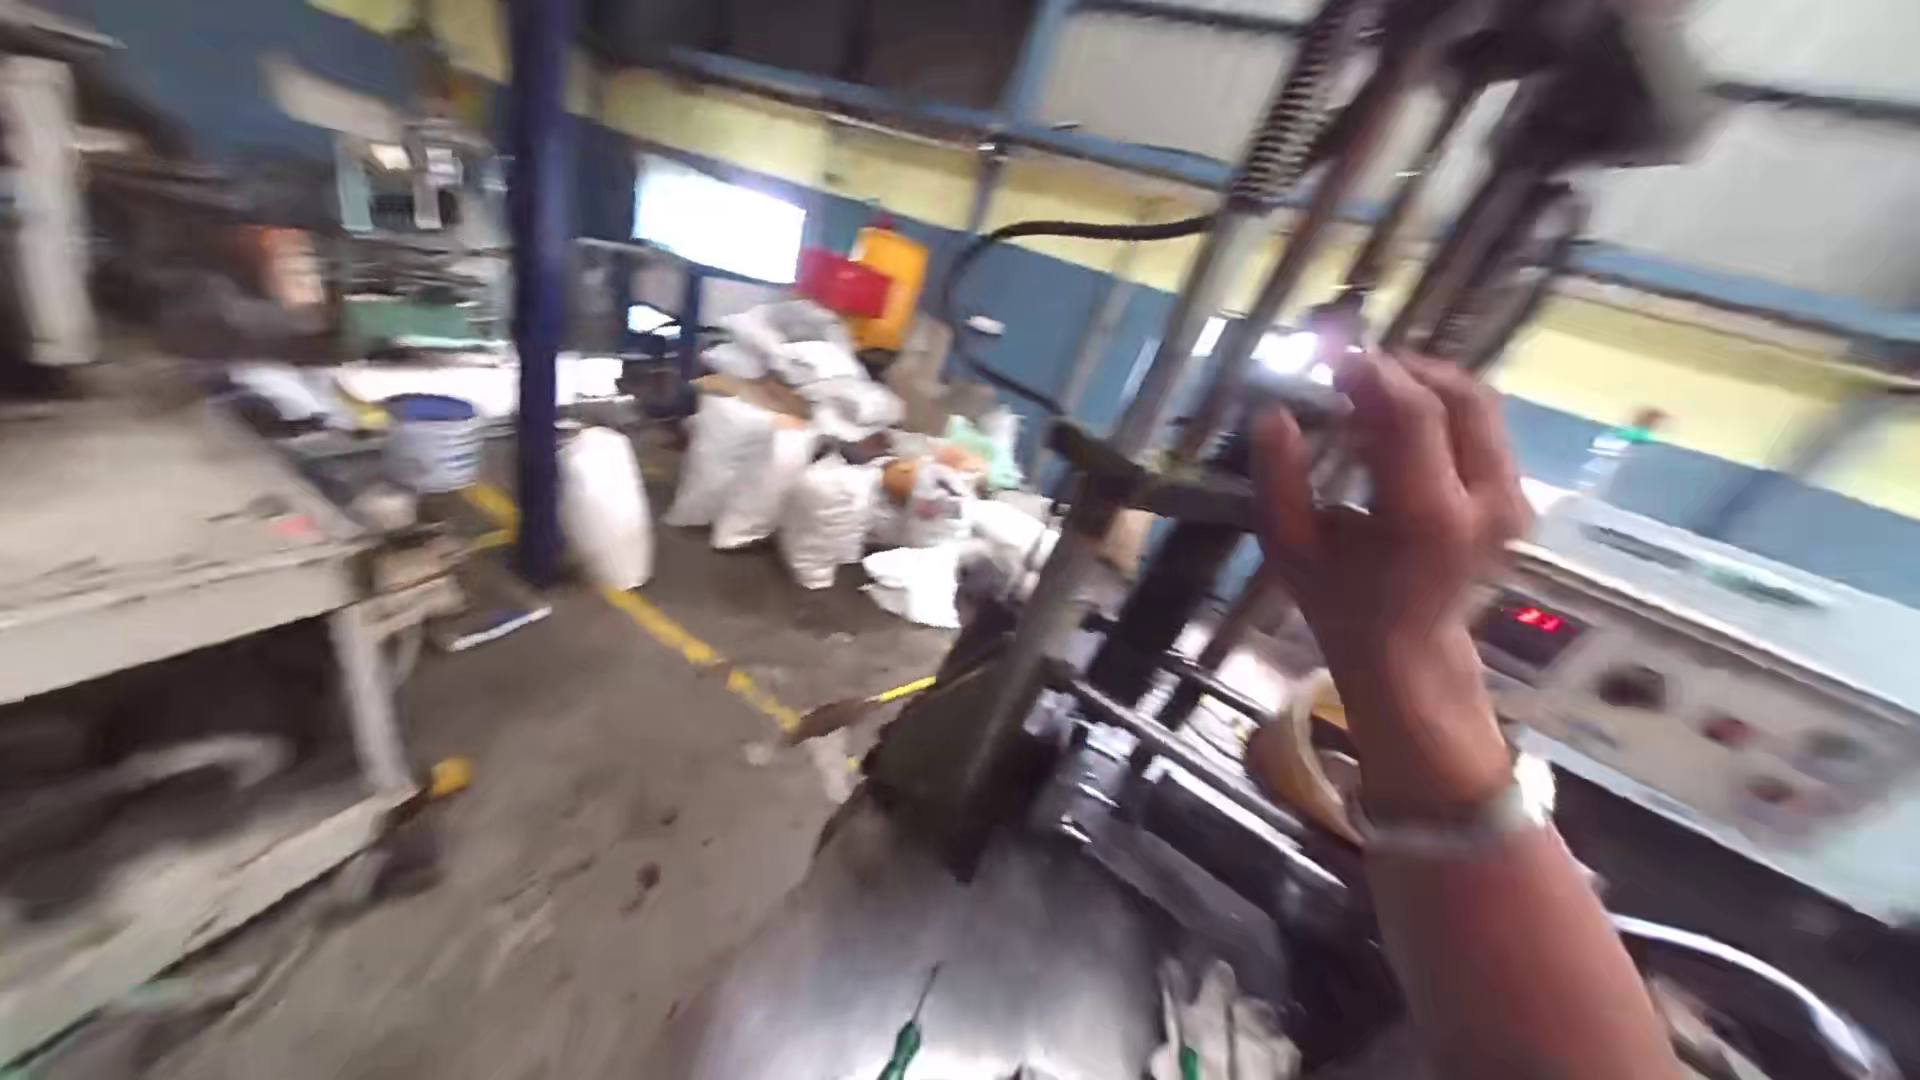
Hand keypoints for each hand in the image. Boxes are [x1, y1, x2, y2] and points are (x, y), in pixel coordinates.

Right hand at [1253, 351, 1529, 661]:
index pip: (1413, 416)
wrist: (1405, 648)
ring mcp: (1511, 499)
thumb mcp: (1288, 545)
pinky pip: (1484, 429)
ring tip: (1371, 387)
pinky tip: (1396, 420)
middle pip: (1461, 398)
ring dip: (1424, 384)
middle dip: (1404, 370)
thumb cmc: (1336, 599)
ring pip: (1481, 407)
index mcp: (1424, 515)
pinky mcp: (1516, 498)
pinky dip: (1440, 409)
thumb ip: (1278, 479)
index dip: (1373, 375)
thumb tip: (1273, 414)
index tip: (1334, 356)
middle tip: (1352, 365)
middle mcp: (1485, 500)